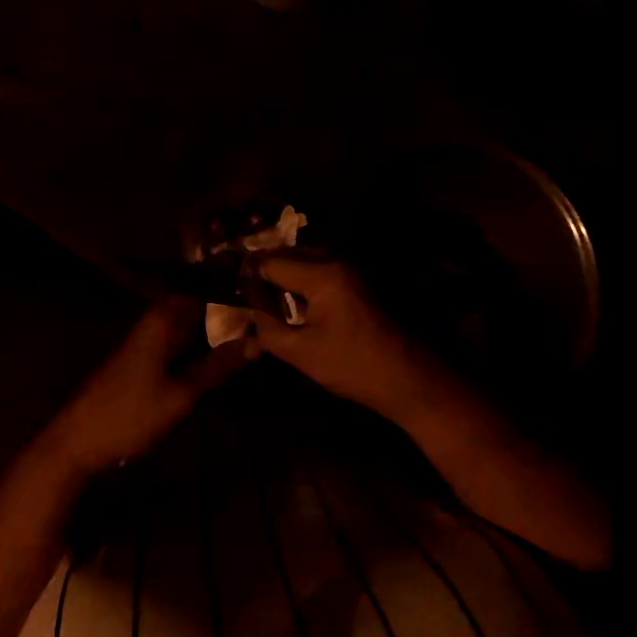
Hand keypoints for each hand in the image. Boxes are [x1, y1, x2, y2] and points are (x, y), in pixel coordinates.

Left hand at [42, 298, 257, 474]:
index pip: (205, 289)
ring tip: (256, 329)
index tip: (269, 292)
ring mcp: (147, 339)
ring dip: (217, 324)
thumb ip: (218, 366)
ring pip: (190, 322)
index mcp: (163, 320)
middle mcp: (154, 321)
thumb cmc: (130, 414)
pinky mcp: (143, 357)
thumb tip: (258, 342)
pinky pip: (180, 339)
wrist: (78, 440)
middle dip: (229, 306)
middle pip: (198, 304)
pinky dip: (201, 342)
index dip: (235, 288)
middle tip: (268, 313)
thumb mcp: (181, 395)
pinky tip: (222, 353)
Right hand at [251, 257, 447, 421]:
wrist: (409, 380)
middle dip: (262, 272)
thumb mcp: (301, 352)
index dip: (247, 276)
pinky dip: (298, 284)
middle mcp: (336, 263)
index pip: (271, 263)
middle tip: (240, 292)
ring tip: (259, 298)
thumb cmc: (353, 366)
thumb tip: (245, 313)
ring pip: (303, 263)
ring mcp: (349, 273)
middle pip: (287, 256)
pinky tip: (287, 305)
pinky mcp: (356, 285)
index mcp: (322, 274)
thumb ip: (266, 328)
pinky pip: (318, 273)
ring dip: (281, 277)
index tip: (227, 288)